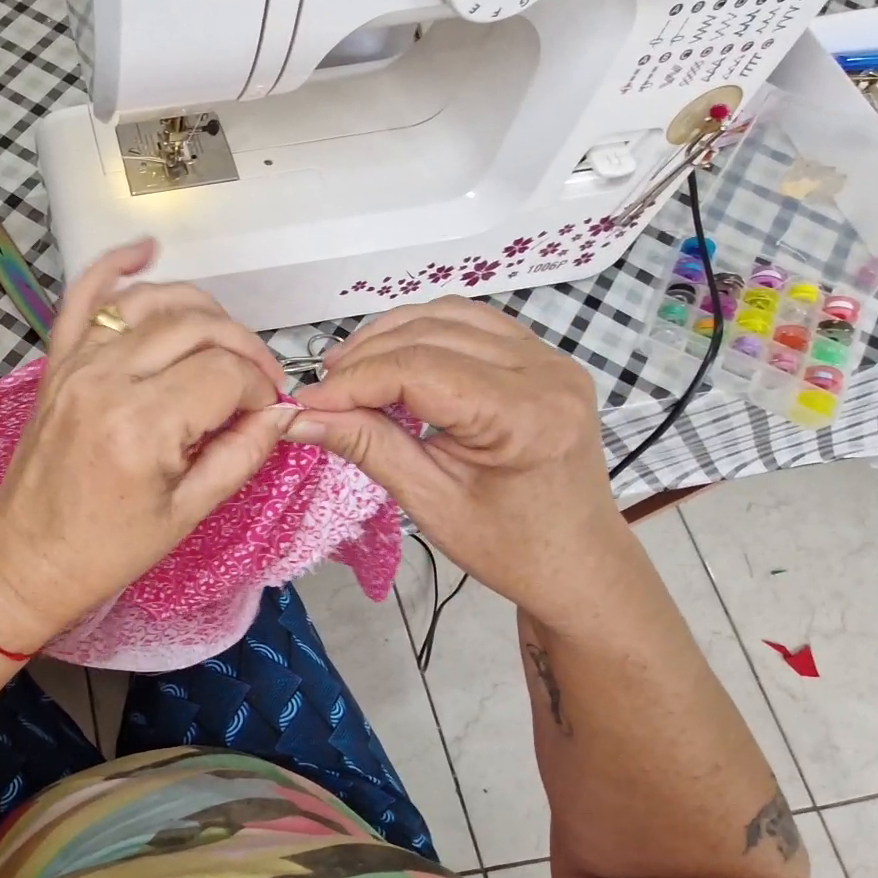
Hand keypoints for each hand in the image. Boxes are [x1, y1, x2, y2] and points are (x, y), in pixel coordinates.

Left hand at [0, 239, 299, 652]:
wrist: (27, 557)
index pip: (226, 372)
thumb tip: (280, 414)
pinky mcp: (56, 363)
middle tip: (257, 380)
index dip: (260, 388)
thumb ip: (240, 455)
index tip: (264, 413)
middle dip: (242, 347)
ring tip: (224, 340)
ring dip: (200, 310)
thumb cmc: (105, 549)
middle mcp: (106, 381)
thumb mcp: (187, 514)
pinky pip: (82, 298)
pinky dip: (114, 266)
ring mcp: (76, 365)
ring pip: (152, 302)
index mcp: (142, 426)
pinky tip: (147, 249)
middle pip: (197, 327)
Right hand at [288, 297, 637, 628]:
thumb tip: (301, 417)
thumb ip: (367, 446)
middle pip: (431, 333)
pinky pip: (471, 323)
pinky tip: (392, 359)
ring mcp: (549, 359)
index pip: (417, 370)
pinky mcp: (542, 358)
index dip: (353, 381)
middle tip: (321, 393)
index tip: (306, 403)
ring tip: (347, 372)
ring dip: (389, 336)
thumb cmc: (507, 546)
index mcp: (524, 417)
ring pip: (448, 316)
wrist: (576, 560)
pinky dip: (421, 332)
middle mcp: (545, 372)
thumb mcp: (428, 501)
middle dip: (364, 357)